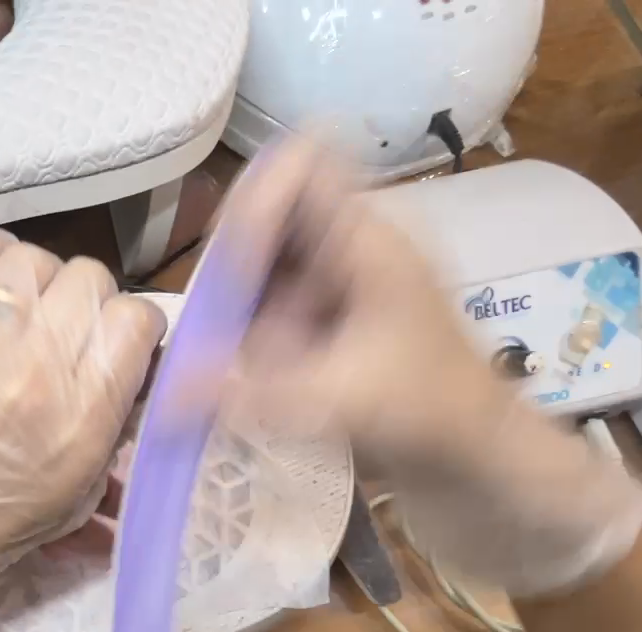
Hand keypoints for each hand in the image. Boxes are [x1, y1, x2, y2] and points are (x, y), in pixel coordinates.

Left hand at [0, 231, 163, 631]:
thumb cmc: (5, 518)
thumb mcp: (82, 487)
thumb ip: (116, 425)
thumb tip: (138, 374)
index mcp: (86, 409)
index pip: (137, 318)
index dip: (133, 323)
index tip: (116, 339)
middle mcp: (39, 365)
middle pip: (89, 278)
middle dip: (86, 299)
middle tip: (64, 326)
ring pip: (30, 261)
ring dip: (35, 280)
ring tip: (21, 308)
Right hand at [204, 137, 641, 596]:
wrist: (474, 454)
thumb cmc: (429, 413)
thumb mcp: (337, 401)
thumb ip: (250, 398)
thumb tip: (167, 397)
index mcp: (367, 239)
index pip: (298, 166)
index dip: (251, 202)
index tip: (226, 269)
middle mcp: (347, 246)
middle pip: (265, 216)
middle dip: (228, 267)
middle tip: (210, 324)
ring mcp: (334, 281)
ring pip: (258, 263)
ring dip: (230, 303)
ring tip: (223, 354)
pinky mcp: (322, 316)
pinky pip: (265, 302)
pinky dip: (241, 329)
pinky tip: (240, 371)